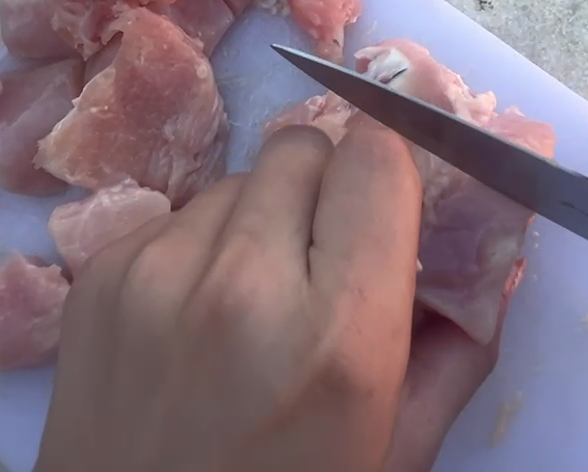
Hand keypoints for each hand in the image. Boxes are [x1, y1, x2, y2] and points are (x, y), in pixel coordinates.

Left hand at [36, 119, 499, 471]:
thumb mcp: (401, 448)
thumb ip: (460, 339)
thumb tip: (486, 244)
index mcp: (338, 334)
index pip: (376, 156)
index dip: (386, 175)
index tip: (381, 210)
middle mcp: (244, 283)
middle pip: (305, 146)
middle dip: (324, 188)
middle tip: (317, 257)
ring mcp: (159, 269)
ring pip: (240, 176)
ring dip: (259, 217)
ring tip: (248, 297)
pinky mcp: (101, 268)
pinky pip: (178, 209)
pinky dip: (199, 242)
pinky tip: (190, 314)